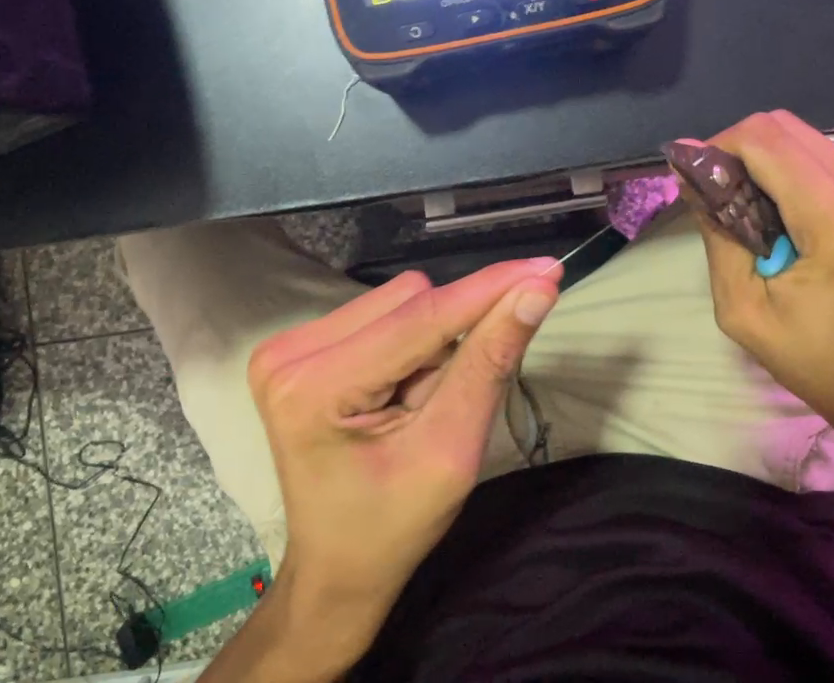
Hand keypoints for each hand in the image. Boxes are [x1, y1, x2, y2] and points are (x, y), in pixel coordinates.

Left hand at [245, 259, 560, 660]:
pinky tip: (399, 391)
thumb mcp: (452, 451)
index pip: (420, 318)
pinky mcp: (297, 346)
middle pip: (408, 300)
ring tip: (419, 403)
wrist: (337, 565)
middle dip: (450, 338)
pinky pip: (379, 314)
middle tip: (448, 400)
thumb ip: (489, 364)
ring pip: (397, 301)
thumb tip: (534, 291)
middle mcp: (289, 352)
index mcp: (314, 388)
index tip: (547, 268)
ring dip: (430, 343)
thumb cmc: (393, 525)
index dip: (488, 290)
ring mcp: (286, 345)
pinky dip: (409, 345)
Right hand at [690, 111, 833, 502]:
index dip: (717, 147)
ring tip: (754, 215)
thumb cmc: (823, 366)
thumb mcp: (745, 312)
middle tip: (717, 196)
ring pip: (809, 141)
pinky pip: (833, 161)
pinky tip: (790, 220)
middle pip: (786, 129)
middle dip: (739, 152)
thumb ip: (718, 233)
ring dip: (769, 165)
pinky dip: (797, 177)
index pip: (765, 141)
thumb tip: (688, 174)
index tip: (693, 179)